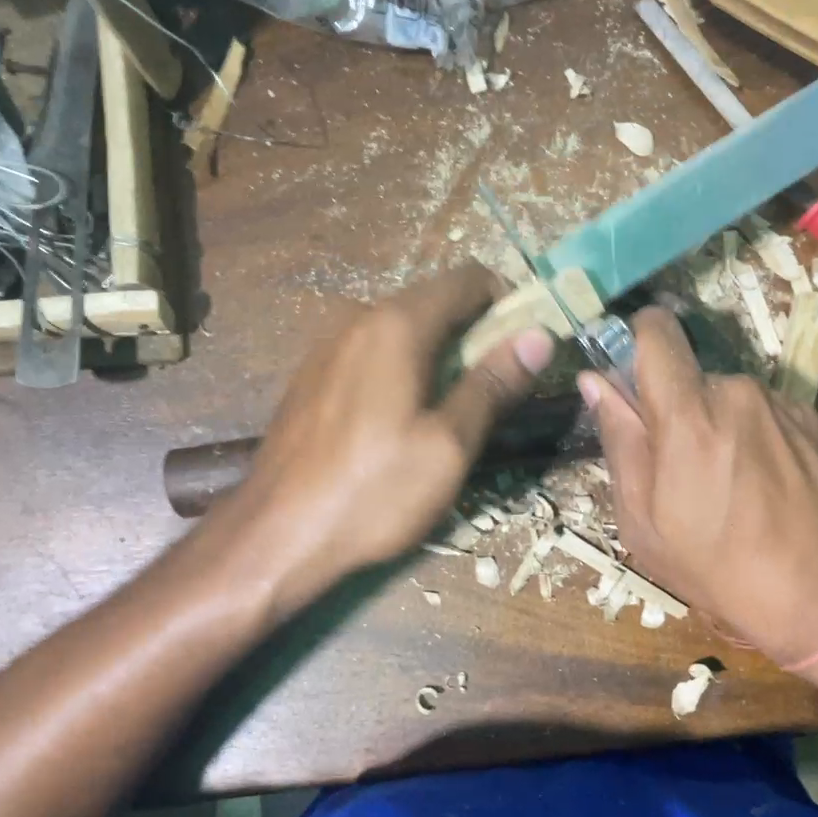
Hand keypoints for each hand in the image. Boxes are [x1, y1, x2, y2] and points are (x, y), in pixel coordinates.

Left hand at [199, 264, 554, 616]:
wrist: (277, 536)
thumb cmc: (374, 492)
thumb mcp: (450, 444)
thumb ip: (493, 383)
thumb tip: (539, 335)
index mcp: (396, 325)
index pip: (468, 280)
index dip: (508, 304)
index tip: (525, 349)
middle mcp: (357, 319)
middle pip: (434, 304)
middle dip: (475, 336)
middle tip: (497, 393)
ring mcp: (327, 347)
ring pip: (403, 332)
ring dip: (439, 359)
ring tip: (453, 416)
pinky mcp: (312, 378)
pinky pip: (373, 357)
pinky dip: (403, 373)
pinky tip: (403, 425)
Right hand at [580, 307, 817, 677]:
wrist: (814, 592)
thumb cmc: (712, 565)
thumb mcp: (641, 518)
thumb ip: (619, 439)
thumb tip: (596, 381)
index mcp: (690, 414)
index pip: (656, 330)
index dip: (636, 340)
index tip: (630, 374)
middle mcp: (738, 392)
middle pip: (689, 374)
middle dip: (674, 406)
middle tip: (676, 466)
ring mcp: (780, 403)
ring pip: (725, 394)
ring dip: (714, 422)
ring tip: (723, 483)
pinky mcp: (809, 419)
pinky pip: (759, 411)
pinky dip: (748, 434)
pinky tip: (758, 483)